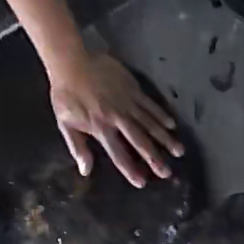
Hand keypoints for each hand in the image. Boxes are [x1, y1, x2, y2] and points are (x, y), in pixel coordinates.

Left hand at [49, 52, 183, 187]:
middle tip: (167, 172)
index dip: (130, 169)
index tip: (141, 182)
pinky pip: (151, 104)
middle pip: (140, 141)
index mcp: (101, 128)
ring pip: (150, 124)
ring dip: (165, 139)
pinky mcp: (133, 89)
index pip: (118, 154)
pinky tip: (172, 125)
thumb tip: (85, 170)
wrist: (71, 61)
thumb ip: (78, 147)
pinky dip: (162, 115)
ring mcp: (128, 103)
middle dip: (155, 158)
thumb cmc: (66, 94)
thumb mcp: (65, 123)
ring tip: (179, 151)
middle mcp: (118, 118)